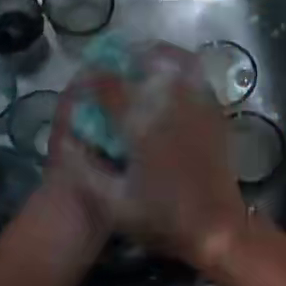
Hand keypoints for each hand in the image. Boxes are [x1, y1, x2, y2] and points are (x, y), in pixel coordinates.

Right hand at [43, 42, 248, 264]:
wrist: (218, 229)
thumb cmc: (163, 220)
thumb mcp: (113, 205)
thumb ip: (86, 172)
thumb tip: (66, 144)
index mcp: (143, 130)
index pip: (111, 88)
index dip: (93, 78)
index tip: (82, 78)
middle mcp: (172, 110)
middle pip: (151, 63)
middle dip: (130, 55)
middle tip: (115, 59)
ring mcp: (199, 110)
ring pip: (181, 64)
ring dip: (160, 56)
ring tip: (143, 62)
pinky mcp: (216, 117)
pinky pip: (200, 79)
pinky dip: (182, 71)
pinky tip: (170, 83)